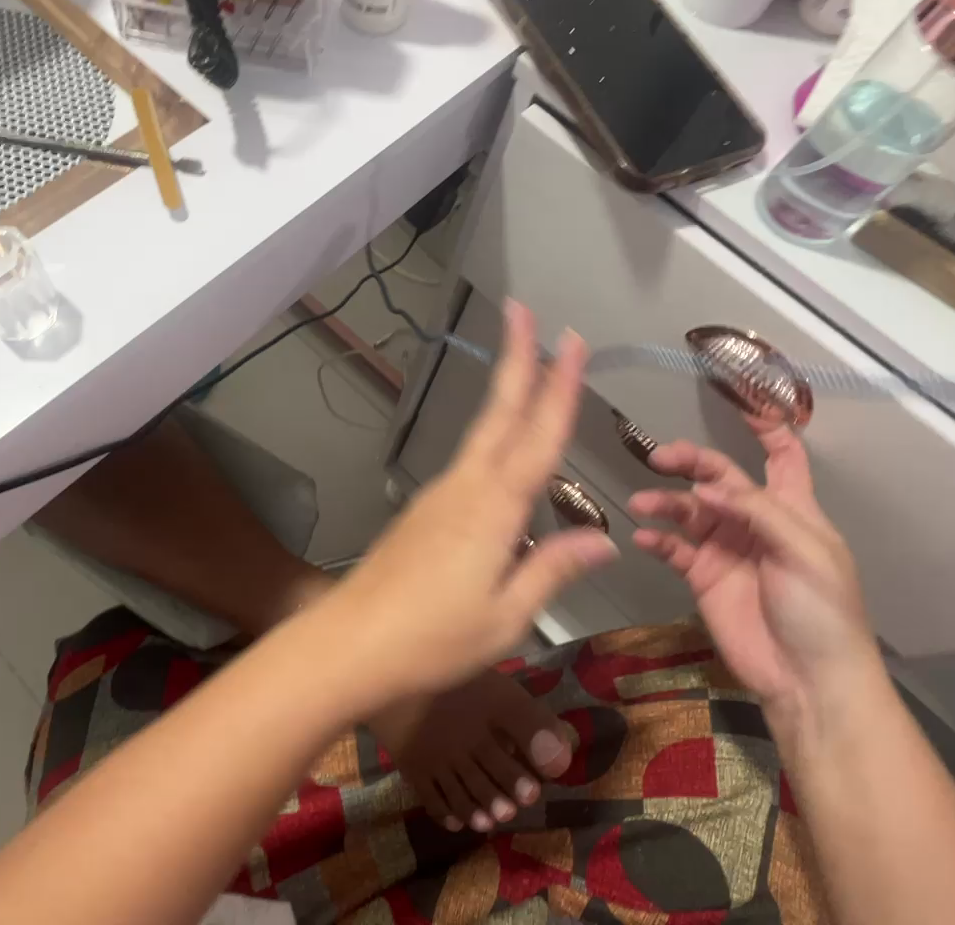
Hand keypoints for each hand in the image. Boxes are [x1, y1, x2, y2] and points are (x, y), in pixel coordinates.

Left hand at [312, 300, 617, 714]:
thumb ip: (552, 569)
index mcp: (493, 509)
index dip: (558, 387)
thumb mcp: (506, 616)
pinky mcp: (424, 511)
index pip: (537, 437)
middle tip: (524, 312)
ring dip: (507, 396)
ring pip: (482, 435)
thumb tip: (603, 538)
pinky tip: (508, 455)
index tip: (571, 340)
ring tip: (529, 367)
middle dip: (516, 360)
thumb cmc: (433, 638)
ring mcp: (439, 495)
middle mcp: (465, 488)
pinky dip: (495, 440)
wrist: (350, 642)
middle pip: (498, 414)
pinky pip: (471, 464)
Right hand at [368, 670, 572, 833]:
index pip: (510, 758)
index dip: (523, 778)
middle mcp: (463, 745)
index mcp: (485, 719)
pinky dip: (446, 812)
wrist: (383, 664)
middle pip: (486, 778)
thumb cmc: (444, 667)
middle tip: (512, 808)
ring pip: (462, 793)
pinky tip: (457, 821)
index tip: (534, 790)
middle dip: (502, 796)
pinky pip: (431, 797)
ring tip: (490, 820)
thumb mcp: (492, 681)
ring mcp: (435, 758)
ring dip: (478, 809)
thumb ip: (529, 717)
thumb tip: (566, 752)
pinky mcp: (411, 765)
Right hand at [625, 426, 880, 718]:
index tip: (743, 406)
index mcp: (792, 510)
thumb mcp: (805, 553)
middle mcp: (754, 522)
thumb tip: (705, 488)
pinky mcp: (702, 577)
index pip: (783, 457)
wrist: (807, 679)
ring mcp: (725, 548)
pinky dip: (657, 539)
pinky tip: (644, 539)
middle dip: (691, 462)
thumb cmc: (823, 612)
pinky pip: (673, 548)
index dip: (768, 429)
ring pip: (688, 509)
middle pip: (719, 477)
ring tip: (643, 503)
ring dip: (665, 502)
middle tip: (659, 457)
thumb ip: (757, 512)